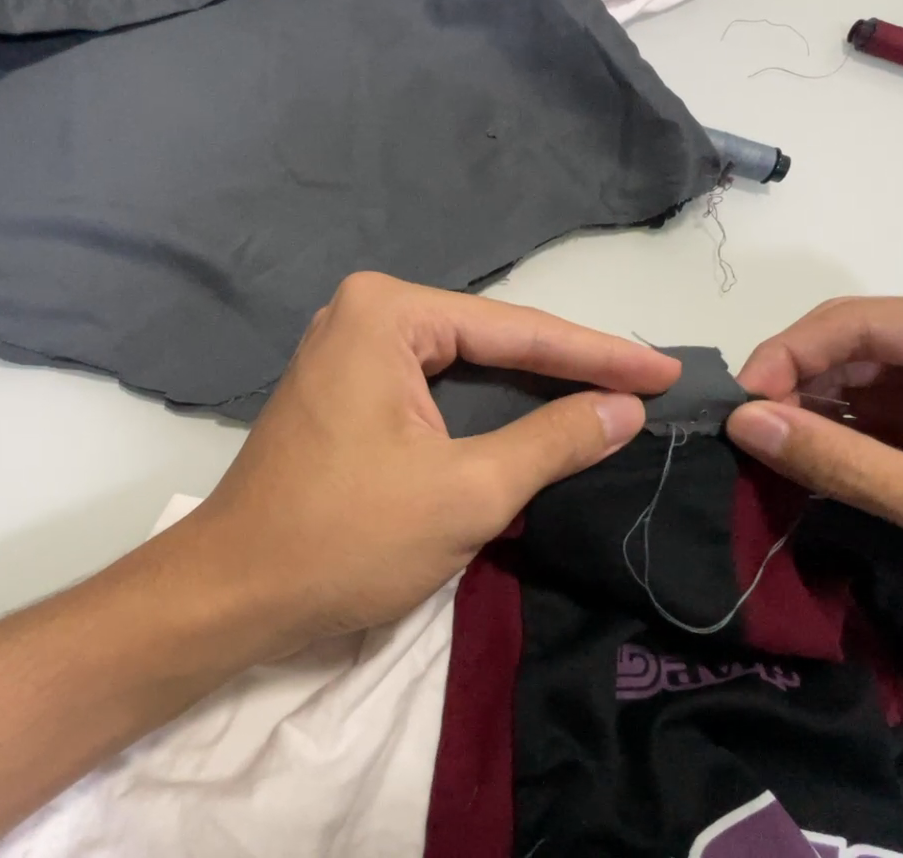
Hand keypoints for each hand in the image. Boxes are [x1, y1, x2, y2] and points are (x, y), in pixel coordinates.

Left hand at [167, 273, 681, 648]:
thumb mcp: (468, 491)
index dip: (599, 355)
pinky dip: (486, 407)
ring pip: (464, 365)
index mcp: (387, 312)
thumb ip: (553, 441)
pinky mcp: (345, 388)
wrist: (235, 591)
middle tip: (647, 382)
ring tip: (609, 394)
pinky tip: (535, 416)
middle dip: (567, 366)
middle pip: (490, 340)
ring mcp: (349, 349)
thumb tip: (624, 408)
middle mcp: (365, 312)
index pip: (516, 330)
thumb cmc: (346, 537)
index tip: (668, 370)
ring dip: (531, 387)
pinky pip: (434, 387)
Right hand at [723, 297, 902, 661]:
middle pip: (867, 339)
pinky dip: (846, 430)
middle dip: (798, 381)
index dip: (791, 354)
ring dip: (816, 406)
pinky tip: (810, 456)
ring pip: (871, 371)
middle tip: (743, 431)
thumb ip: (848, 466)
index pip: (871, 321)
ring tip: (766, 447)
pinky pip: (891, 404)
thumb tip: (741, 422)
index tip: (737, 405)